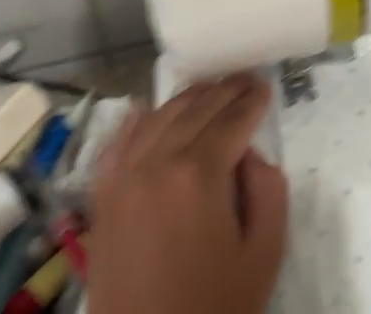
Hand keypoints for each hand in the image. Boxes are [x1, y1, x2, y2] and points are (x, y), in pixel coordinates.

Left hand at [90, 74, 287, 313]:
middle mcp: (156, 164)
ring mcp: (122, 180)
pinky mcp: (103, 201)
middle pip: (195, 110)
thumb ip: (267, 190)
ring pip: (157, 118)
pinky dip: (136, 122)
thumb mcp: (263, 253)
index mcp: (198, 175)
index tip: (265, 85)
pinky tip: (147, 109)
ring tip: (210, 89)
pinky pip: (118, 145)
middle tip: (245, 79)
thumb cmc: (214, 307)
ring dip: (187, 99)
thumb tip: (249, 155)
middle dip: (224, 91)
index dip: (252, 100)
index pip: (231, 120)